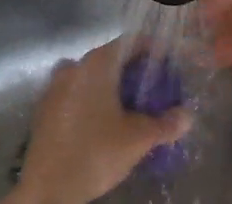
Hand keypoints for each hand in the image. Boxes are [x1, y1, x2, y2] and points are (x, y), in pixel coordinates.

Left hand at [5, 40, 192, 203]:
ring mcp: (55, 87)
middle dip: (135, 72)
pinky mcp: (45, 109)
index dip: (154, 50)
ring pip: (92, 77)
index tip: (170, 65)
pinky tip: (104, 123)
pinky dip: (93, 101)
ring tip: (132, 108)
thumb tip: (187, 116)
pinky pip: (76, 94)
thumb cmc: (94, 154)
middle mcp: (75, 66)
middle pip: (112, 58)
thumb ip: (165, 124)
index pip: (132, 42)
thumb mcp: (137, 140)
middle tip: (155, 90)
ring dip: (113, 87)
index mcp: (97, 63)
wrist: (45, 192)